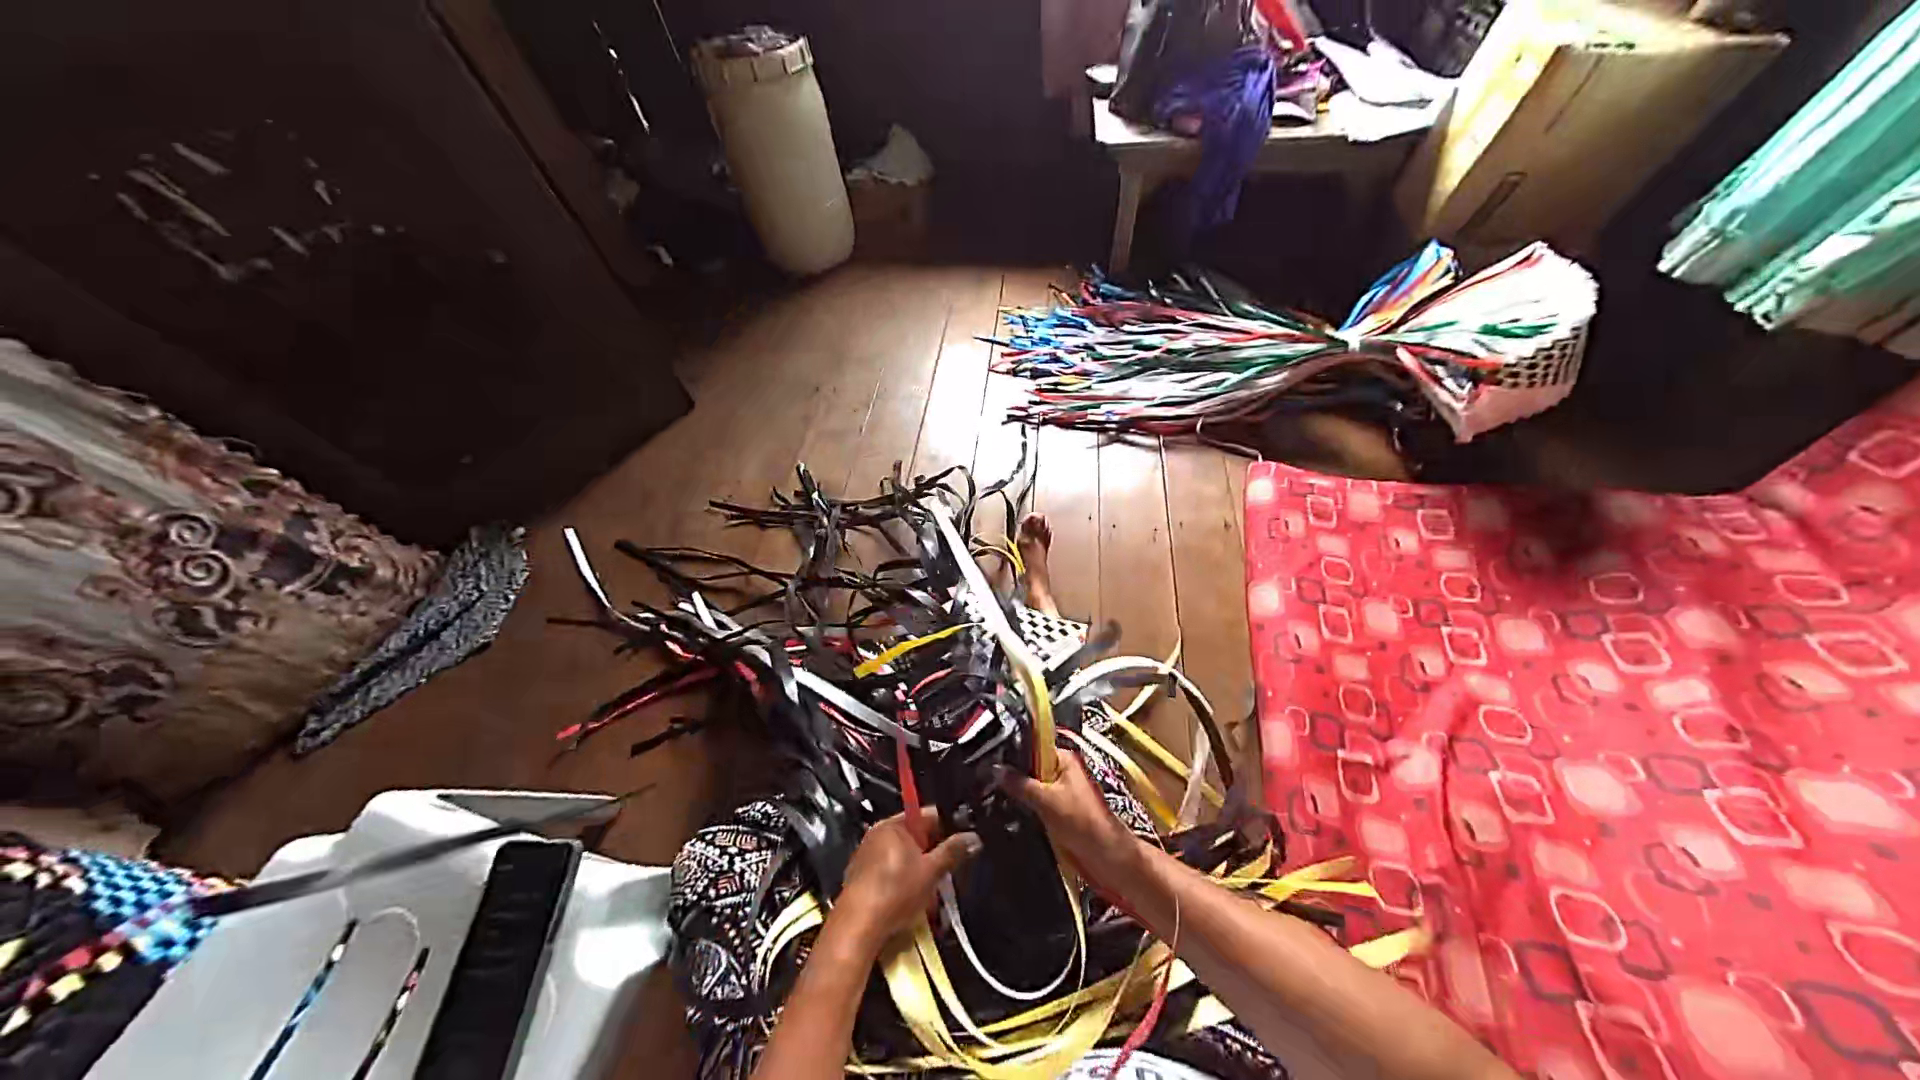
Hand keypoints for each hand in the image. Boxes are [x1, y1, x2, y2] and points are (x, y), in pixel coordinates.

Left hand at [833, 808, 981, 950]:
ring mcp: (866, 856)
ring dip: (918, 870)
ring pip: (903, 857)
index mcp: (892, 825)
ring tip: (930, 891)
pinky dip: (902, 881)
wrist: (858, 927)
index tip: (961, 845)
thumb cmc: (896, 892)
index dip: (947, 828)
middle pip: (915, 837)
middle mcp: (877, 835)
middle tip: (946, 872)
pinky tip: (909, 900)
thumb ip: (953, 852)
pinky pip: (890, 872)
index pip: (927, 815)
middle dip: (932, 854)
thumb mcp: (931, 872)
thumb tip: (973, 838)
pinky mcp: (861, 878)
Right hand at [996, 751, 1143, 889]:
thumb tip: (995, 770)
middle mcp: (1062, 770)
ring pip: (1031, 785)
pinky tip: (1008, 809)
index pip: (1033, 745)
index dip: (1012, 752)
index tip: (990, 758)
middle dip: (1013, 774)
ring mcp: (1060, 790)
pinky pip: (1035, 801)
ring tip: (992, 793)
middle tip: (987, 778)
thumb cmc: (1082, 823)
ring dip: (1017, 792)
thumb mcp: (1046, 800)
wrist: (1106, 856)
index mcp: (1064, 758)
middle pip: (1030, 766)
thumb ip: (1020, 784)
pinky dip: (1024, 805)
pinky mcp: (1058, 809)